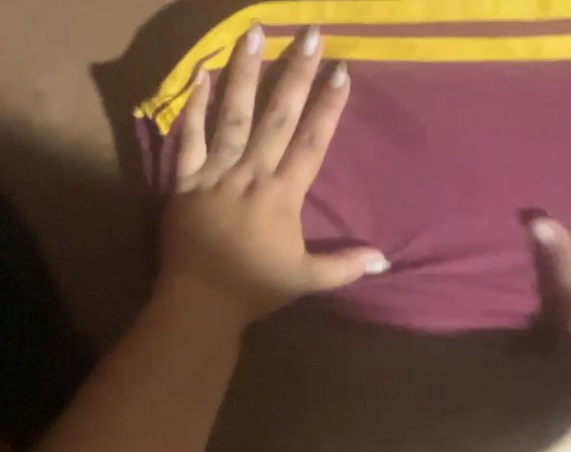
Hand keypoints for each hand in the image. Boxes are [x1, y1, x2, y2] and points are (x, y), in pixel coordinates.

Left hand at [156, 24, 388, 330]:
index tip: (342, 70)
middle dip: (296, 74)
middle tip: (310, 33)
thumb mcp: (305, 281)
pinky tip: (201, 72)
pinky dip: (193, 105)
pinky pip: (188, 137)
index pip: (311, 142)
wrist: (200, 302)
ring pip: (232, 115)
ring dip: (245, 72)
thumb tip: (384, 260)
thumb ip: (343, 266)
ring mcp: (215, 174)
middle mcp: (251, 174)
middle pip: (277, 117)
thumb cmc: (254, 290)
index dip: (328, 107)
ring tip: (255, 31)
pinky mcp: (185, 181)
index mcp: (282, 196)